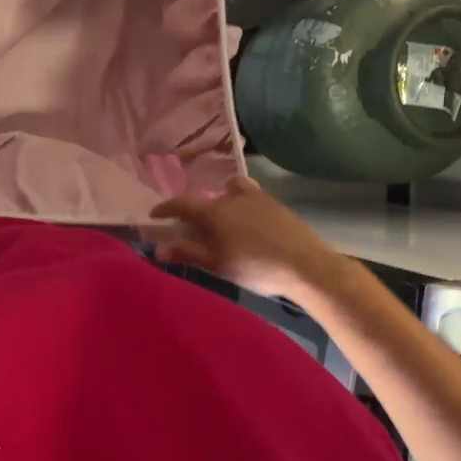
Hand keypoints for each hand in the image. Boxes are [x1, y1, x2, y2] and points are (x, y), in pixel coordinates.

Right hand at [146, 176, 347, 299]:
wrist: (305, 265)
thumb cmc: (255, 267)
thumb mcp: (217, 264)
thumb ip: (186, 253)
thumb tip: (157, 247)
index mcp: (213, 212)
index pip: (181, 204)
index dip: (165, 209)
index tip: (154, 216)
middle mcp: (231, 198)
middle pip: (206, 200)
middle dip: (194, 212)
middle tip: (191, 229)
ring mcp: (257, 198)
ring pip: (230, 193)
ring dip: (220, 203)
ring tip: (223, 221)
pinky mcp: (276, 204)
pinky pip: (250, 197)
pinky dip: (241, 204)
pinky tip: (249, 222)